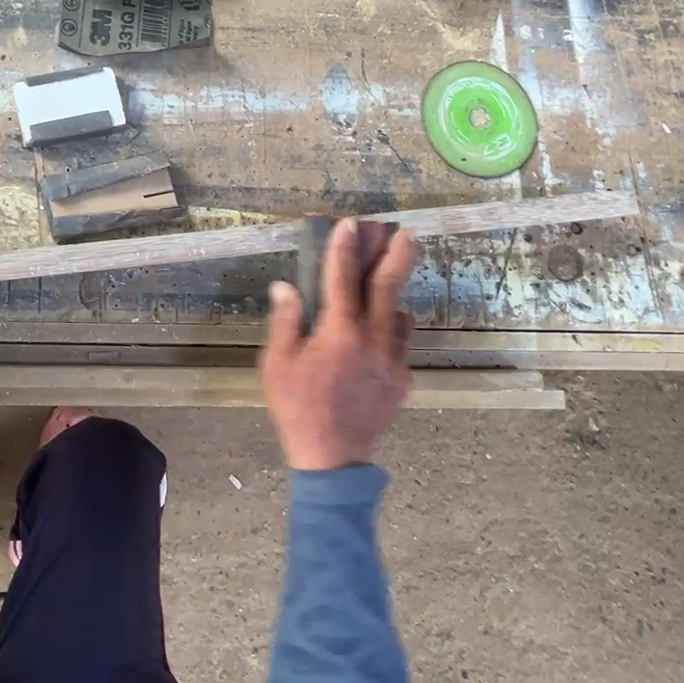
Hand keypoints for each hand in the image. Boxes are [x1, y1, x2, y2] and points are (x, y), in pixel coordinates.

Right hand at [260, 218, 417, 470]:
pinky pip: (402, 347)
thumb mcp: (278, 362)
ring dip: (396, 297)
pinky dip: (395, 332)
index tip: (350, 223)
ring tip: (390, 286)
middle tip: (405, 233)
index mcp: (340, 332)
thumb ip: (286, 321)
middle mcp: (373, 340)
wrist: (332, 458)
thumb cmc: (296, 406)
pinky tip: (383, 335)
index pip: (342, 278)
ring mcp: (393, 362)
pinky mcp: (402, 382)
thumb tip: (285, 287)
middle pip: (388, 288)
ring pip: (402, 318)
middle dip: (396, 256)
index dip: (345, 247)